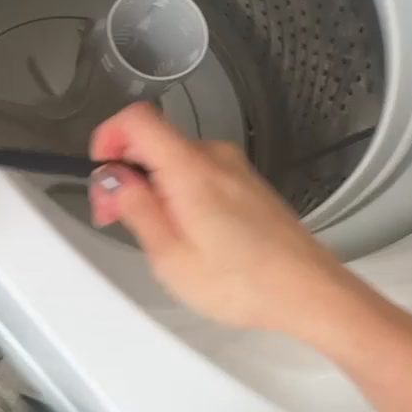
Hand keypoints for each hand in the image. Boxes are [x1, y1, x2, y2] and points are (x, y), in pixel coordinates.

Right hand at [89, 103, 411, 411]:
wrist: (311, 292)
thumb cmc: (245, 283)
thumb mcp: (171, 257)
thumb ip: (136, 208)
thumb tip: (112, 179)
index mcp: (191, 169)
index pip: (136, 119)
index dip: (108, 137)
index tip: (101, 172)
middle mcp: (214, 156)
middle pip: (152, 140)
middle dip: (125, 173)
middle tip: (116, 217)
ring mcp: (233, 167)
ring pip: (173, 158)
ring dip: (151, 185)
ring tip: (154, 234)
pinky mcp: (244, 181)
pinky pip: (197, 171)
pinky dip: (177, 190)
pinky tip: (184, 231)